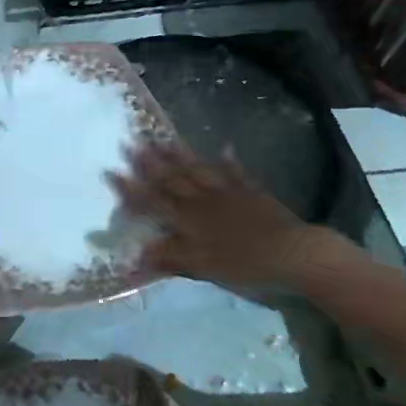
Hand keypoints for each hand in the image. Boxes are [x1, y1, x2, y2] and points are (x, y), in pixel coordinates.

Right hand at [109, 142, 349, 291]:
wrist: (294, 255)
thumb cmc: (243, 265)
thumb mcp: (201, 267)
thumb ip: (167, 258)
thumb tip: (132, 257)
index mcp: (187, 219)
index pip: (152, 201)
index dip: (130, 188)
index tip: (111, 170)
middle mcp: (203, 201)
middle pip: (172, 179)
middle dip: (149, 162)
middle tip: (131, 142)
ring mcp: (229, 194)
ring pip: (198, 170)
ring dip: (178, 155)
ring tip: (162, 138)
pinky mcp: (253, 194)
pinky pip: (237, 173)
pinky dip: (229, 161)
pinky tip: (223, 147)